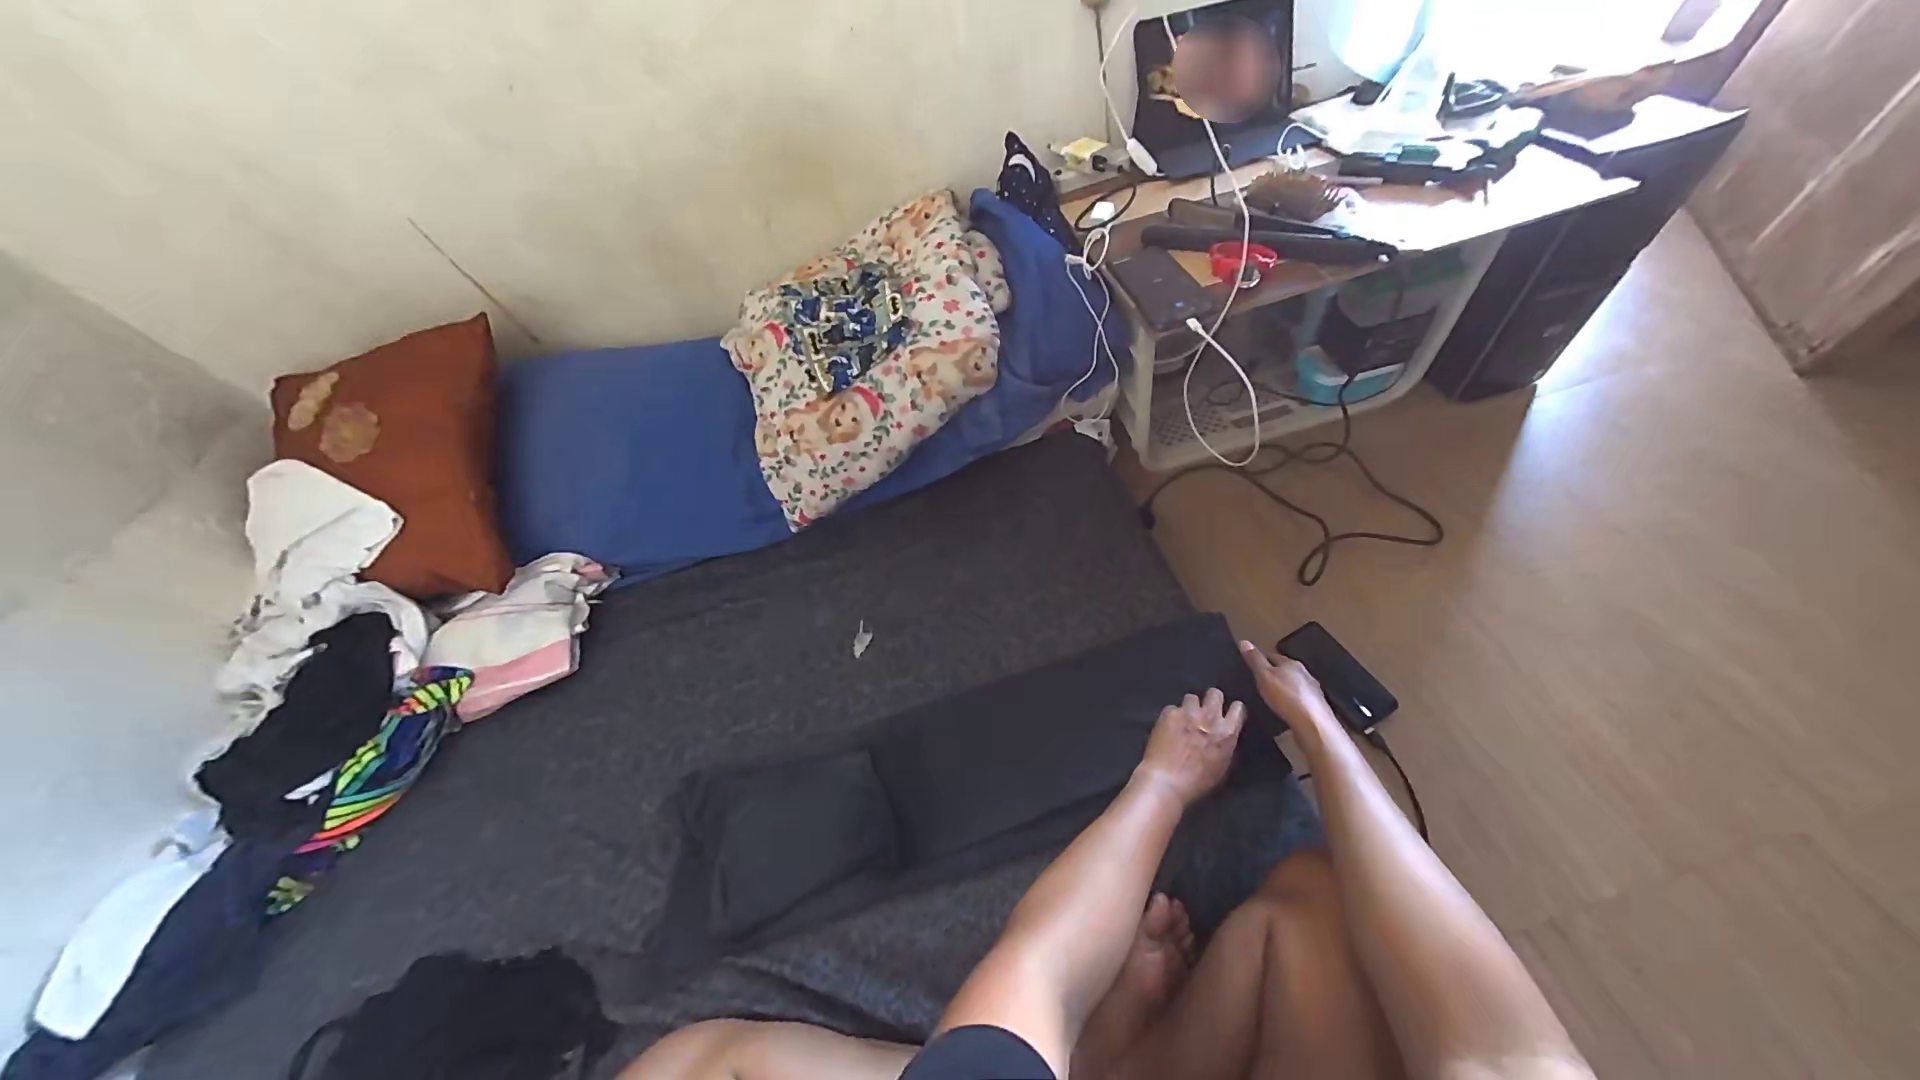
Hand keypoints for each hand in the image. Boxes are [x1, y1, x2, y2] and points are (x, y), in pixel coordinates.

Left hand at [1135, 688, 1244, 807]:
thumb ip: (1225, 744)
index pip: (1238, 707)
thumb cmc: (1198, 781)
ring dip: (1189, 707)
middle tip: (1204, 711)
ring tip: (1183, 720)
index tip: (1227, 713)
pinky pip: (1172, 708)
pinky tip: (1167, 728)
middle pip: (1215, 693)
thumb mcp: (1223, 765)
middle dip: (1211, 699)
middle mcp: (1210, 717)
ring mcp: (1188, 712)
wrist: (1167, 780)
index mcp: (1227, 732)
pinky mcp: (1169, 712)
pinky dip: (1171, 716)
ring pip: (1191, 697)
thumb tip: (1223, 735)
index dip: (1232, 709)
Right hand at [1237, 641, 1338, 744]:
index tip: (1249, 664)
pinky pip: (1299, 699)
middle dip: (1273, 673)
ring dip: (1284, 688)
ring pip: (1293, 684)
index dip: (1259, 659)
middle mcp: (1305, 673)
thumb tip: (1244, 641)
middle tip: (1258, 681)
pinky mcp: (1317, 706)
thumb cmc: (1286, 698)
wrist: (1313, 725)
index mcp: (1291, 663)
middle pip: (1285, 669)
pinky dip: (1291, 701)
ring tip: (1271, 697)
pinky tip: (1285, 709)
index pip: (1272, 655)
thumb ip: (1254, 660)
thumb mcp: (1264, 676)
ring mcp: (1312, 690)